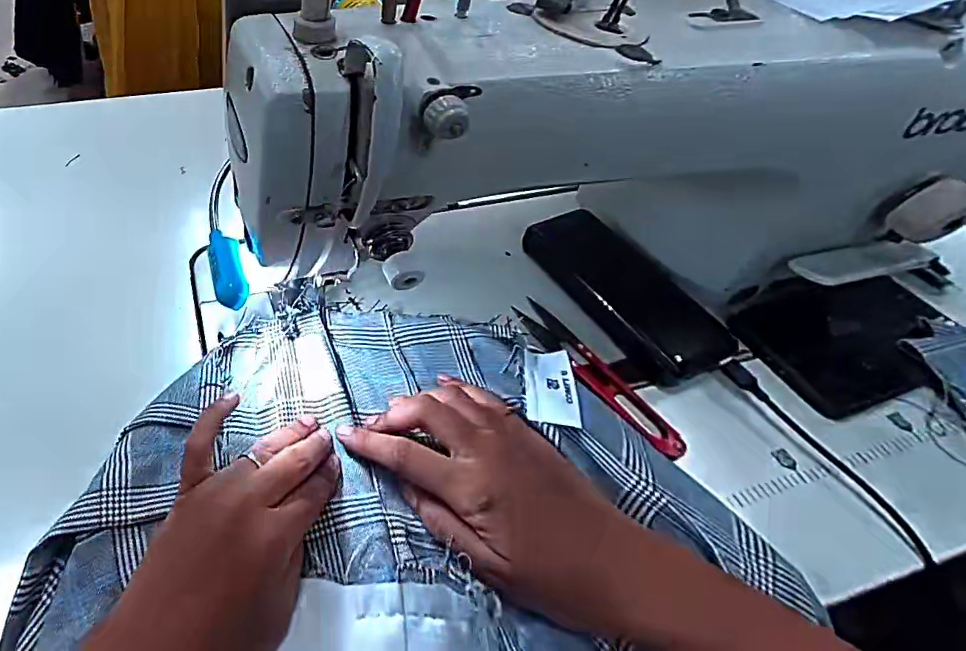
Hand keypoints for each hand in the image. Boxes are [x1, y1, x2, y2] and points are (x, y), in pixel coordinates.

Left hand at [83, 394, 339, 650]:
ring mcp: (216, 491)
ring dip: (283, 436)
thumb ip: (292, 558)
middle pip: (289, 466)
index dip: (326, 479)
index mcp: (275, 536)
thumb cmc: (222, 633)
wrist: (162, 634)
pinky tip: (230, 398)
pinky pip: (200, 444)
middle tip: (327, 436)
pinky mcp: (188, 489)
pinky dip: (213, 416)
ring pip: (256, 453)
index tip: (336, 465)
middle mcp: (248, 504)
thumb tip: (299, 522)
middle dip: (312, 450)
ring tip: (303, 423)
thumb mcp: (277, 606)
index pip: (311, 496)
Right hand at [339, 379, 852, 650]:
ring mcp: (505, 433)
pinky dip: (455, 388)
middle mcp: (482, 448)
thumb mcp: (486, 563)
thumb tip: (405, 488)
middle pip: (421, 409)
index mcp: (470, 485)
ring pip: (447, 396)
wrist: (620, 565)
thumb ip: (438, 520)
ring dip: (418, 398)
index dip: (368, 442)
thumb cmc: (552, 576)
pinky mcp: (523, 430)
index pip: (403, 453)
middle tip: (375, 427)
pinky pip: (480, 395)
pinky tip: (443, 388)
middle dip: (389, 412)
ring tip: (402, 412)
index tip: (346, 434)